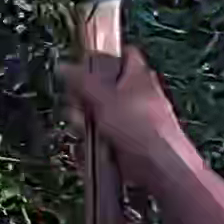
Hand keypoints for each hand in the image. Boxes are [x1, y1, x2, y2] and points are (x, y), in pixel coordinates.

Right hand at [58, 47, 193, 185]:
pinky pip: (100, 132)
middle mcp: (136, 96)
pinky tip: (88, 143)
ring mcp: (131, 119)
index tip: (83, 62)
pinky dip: (91, 137)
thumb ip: (81, 81)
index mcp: (138, 78)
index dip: (105, 55)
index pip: (125, 55)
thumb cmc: (137, 126)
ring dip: (84, 119)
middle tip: (77, 103)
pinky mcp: (125, 140)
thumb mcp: (104, 98)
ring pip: (97, 111)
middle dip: (83, 96)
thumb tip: (63, 66)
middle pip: (102, 85)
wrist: (160, 168)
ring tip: (83, 127)